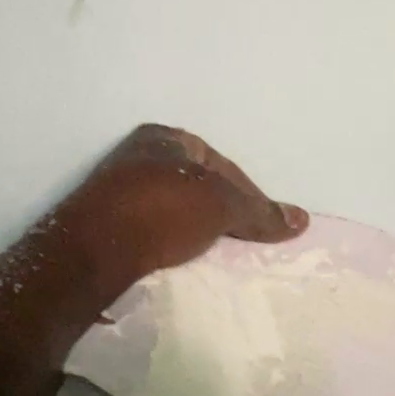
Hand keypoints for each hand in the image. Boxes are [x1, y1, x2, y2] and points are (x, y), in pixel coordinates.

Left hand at [63, 124, 308, 281]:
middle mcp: (137, 155)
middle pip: (195, 183)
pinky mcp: (101, 223)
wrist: (92, 251)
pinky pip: (149, 228)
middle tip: (244, 237)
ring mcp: (115, 189)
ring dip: (194, 226)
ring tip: (215, 251)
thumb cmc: (161, 211)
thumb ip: (259, 212)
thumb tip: (301, 219)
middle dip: (221, 208)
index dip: (250, 193)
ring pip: (171, 206)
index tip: (266, 224)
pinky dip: (169, 240)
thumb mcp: (221, 206)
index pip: (221, 164)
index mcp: (164, 138)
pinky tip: (178, 257)